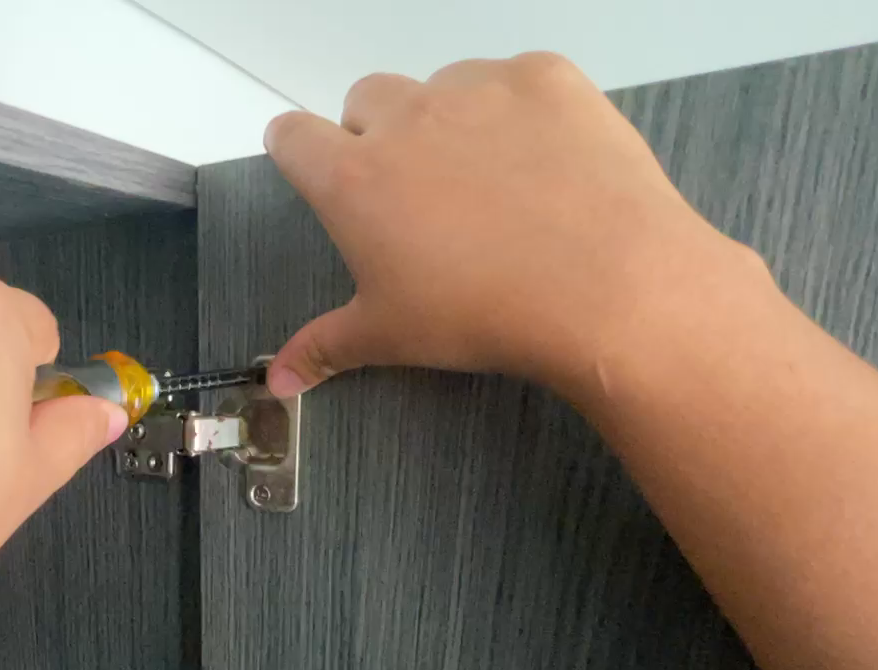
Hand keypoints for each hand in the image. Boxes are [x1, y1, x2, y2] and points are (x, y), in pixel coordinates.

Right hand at [261, 53, 769, 397]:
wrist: (603, 285)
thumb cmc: (472, 314)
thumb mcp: (385, 336)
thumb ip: (320, 350)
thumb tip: (274, 385)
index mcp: (351, 181)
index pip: (292, 135)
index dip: (293, 148)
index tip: (309, 168)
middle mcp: (405, 119)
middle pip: (363, 98)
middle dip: (369, 133)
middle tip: (403, 191)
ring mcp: (478, 89)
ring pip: (435, 86)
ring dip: (437, 118)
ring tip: (473, 177)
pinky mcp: (547, 77)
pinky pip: (507, 78)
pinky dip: (506, 109)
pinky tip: (532, 160)